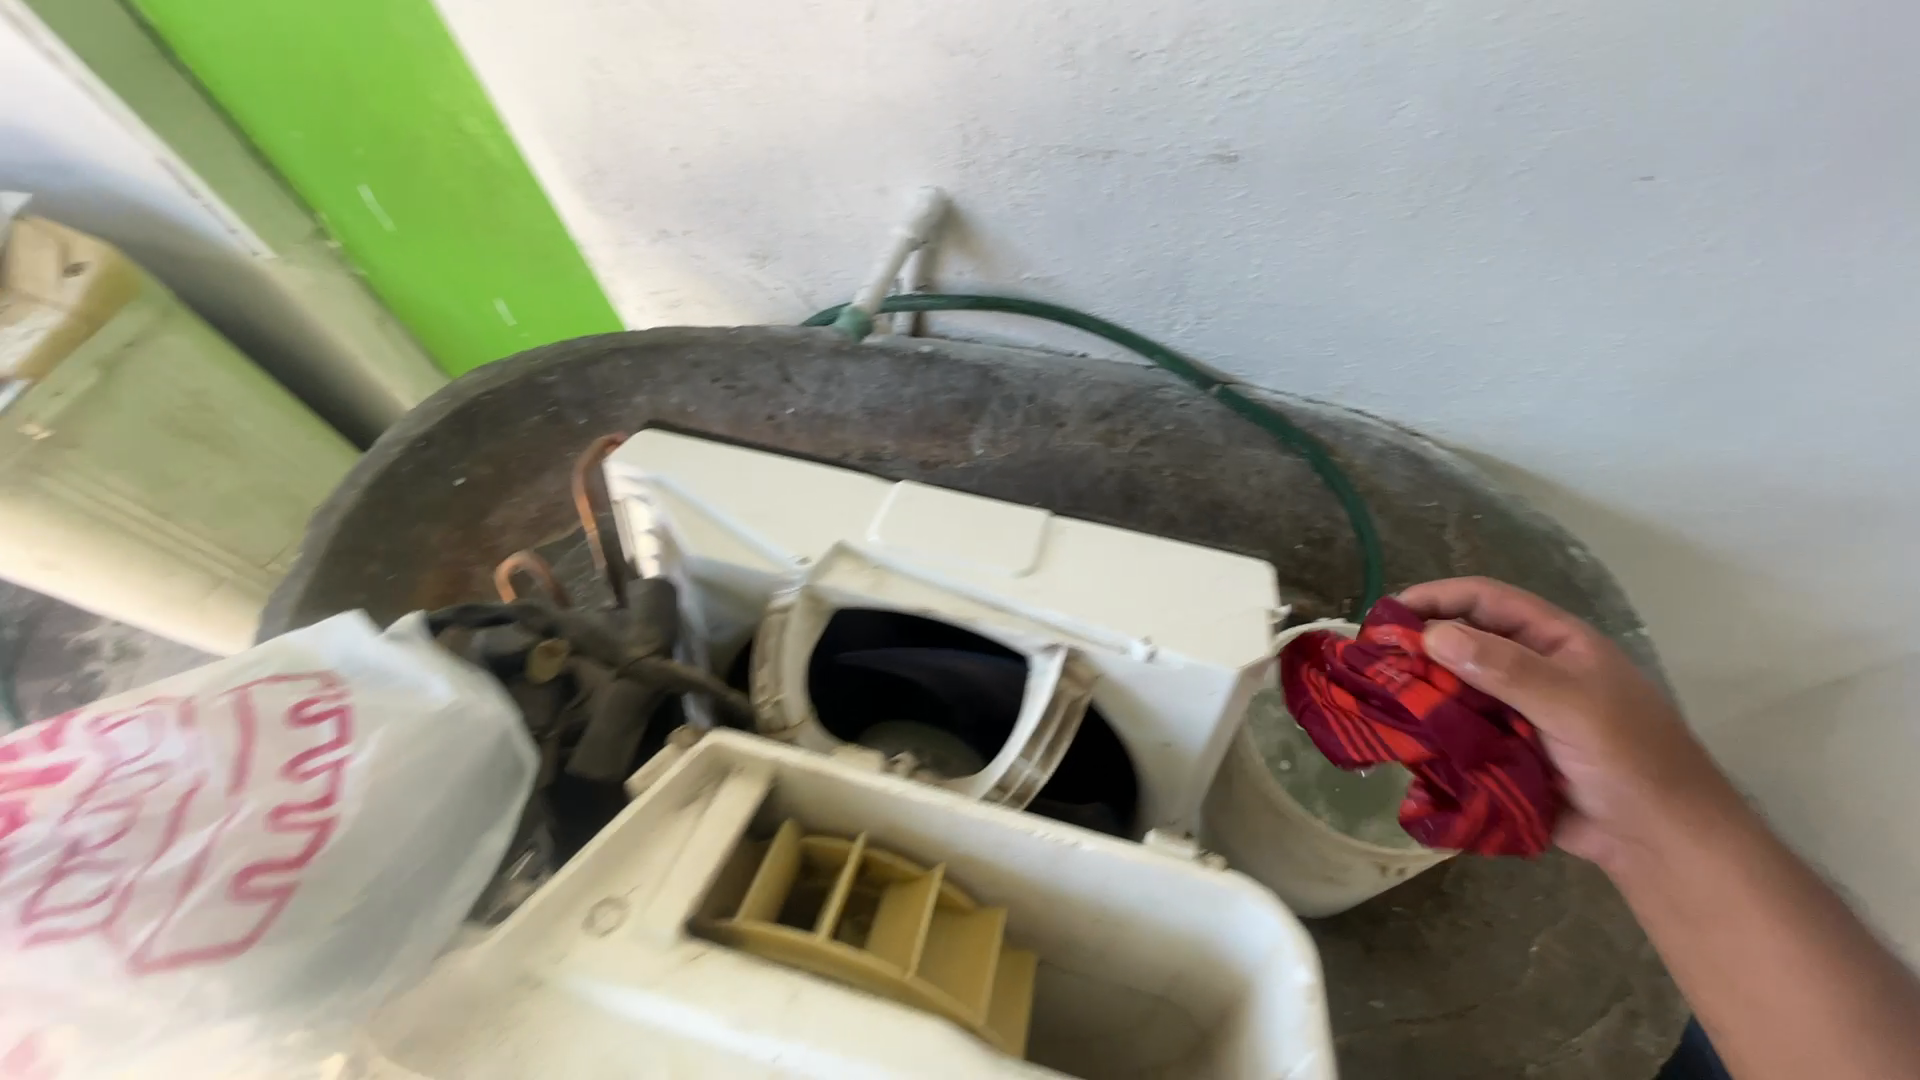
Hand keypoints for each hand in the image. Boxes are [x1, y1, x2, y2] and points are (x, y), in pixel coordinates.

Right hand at [1398, 577, 1737, 868]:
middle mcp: (1526, 668)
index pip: (1486, 600)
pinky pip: (1451, 727)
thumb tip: (1432, 635)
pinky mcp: (1495, 747)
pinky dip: (1424, 726)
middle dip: (1415, 645)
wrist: (1659, 844)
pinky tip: (1395, 730)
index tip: (1388, 614)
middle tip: (1369, 659)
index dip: (1437, 598)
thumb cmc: (1632, 761)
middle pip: (1460, 640)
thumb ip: (1508, 670)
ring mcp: (1509, 709)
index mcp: (1554, 642)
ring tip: (1371, 694)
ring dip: (1414, 688)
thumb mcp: (1575, 706)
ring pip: (1449, 685)